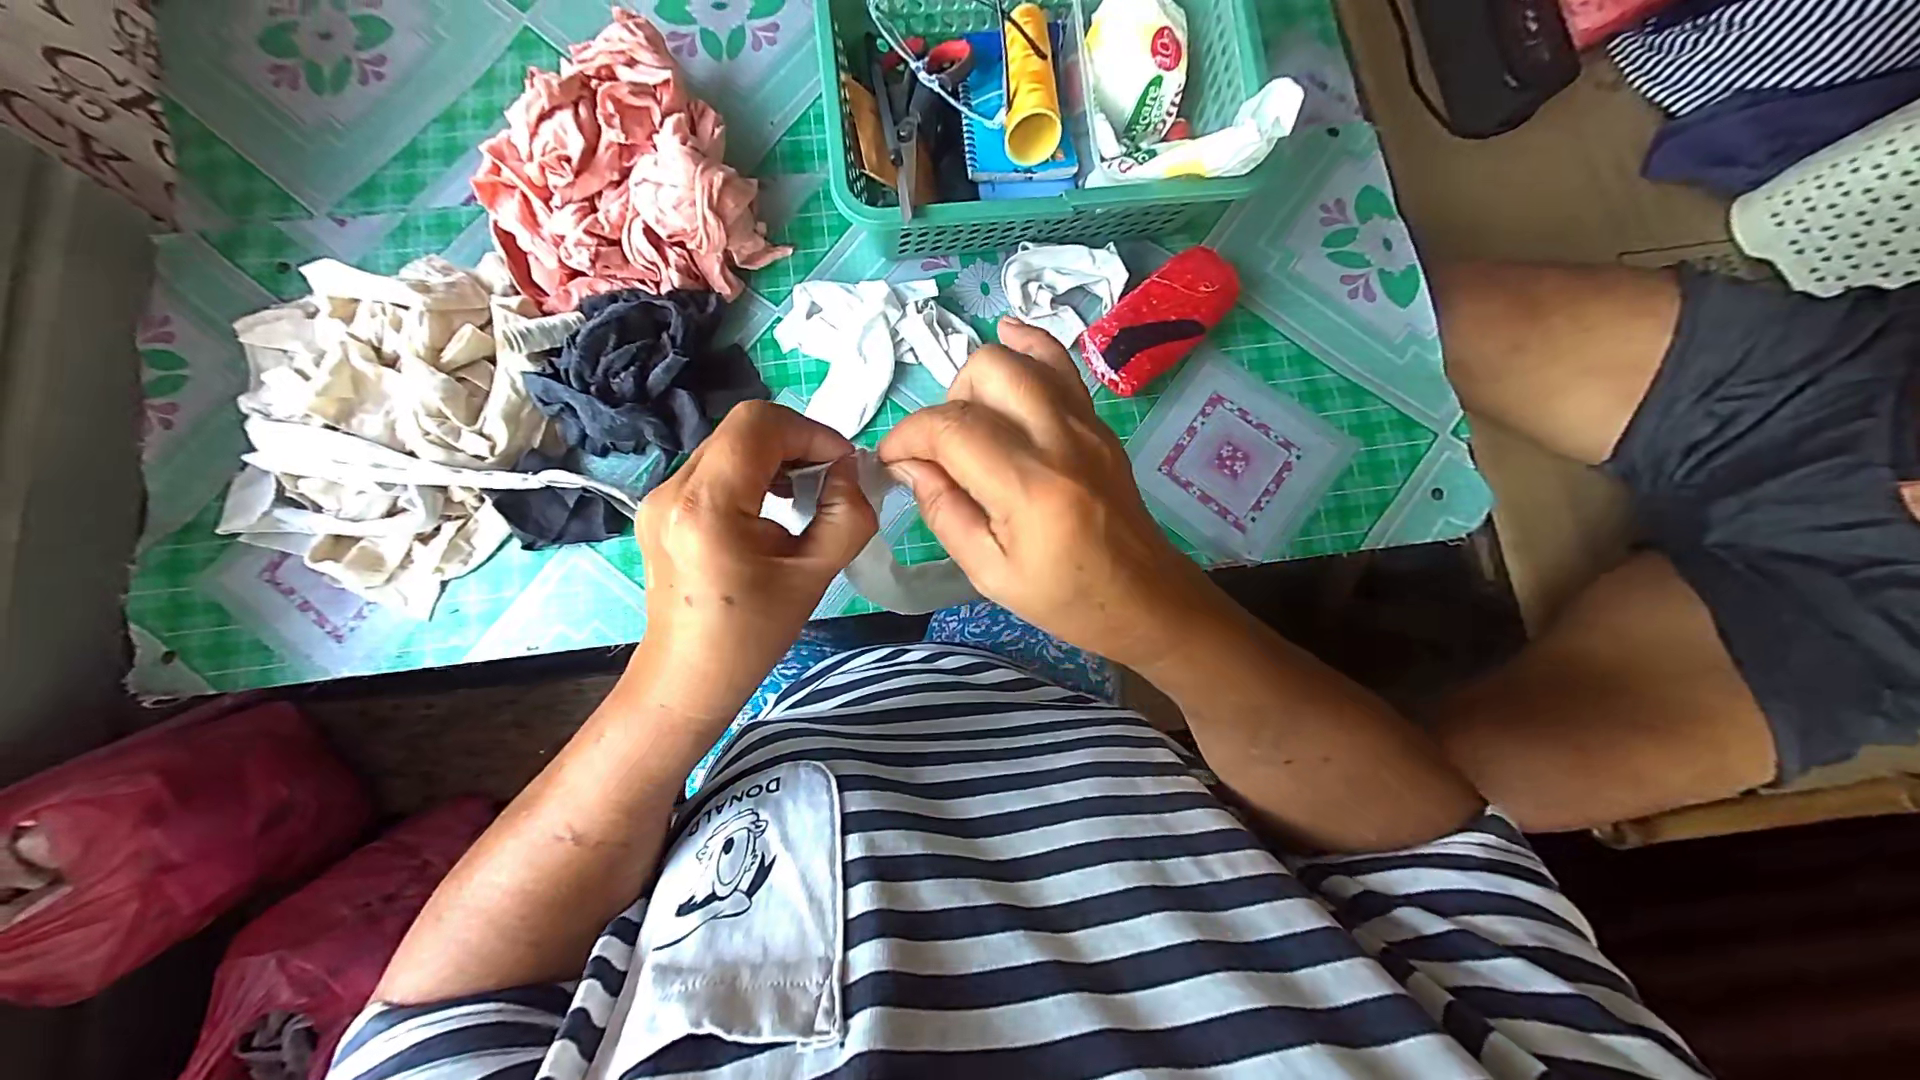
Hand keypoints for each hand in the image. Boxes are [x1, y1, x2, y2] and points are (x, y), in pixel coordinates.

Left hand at [632, 401, 876, 723]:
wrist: (688, 677)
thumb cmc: (752, 634)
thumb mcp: (814, 575)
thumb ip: (846, 515)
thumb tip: (849, 469)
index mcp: (708, 506)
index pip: (759, 425)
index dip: (811, 433)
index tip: (841, 466)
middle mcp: (673, 490)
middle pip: (743, 429)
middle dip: (796, 443)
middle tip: (827, 480)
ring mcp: (659, 497)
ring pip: (728, 445)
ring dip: (774, 457)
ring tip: (800, 496)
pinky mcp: (659, 508)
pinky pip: (713, 468)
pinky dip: (750, 473)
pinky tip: (768, 510)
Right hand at [878, 319, 1228, 667]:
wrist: (1144, 597)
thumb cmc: (1066, 599)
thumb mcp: (989, 572)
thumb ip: (943, 511)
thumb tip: (909, 466)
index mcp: (1029, 488)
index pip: (950, 428)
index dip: (907, 436)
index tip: (893, 461)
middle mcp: (1060, 439)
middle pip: (986, 371)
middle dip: (945, 403)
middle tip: (944, 451)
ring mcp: (1086, 423)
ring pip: (1020, 357)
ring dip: (980, 379)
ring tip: (972, 421)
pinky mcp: (1099, 422)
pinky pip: (1060, 363)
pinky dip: (1027, 348)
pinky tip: (1007, 347)